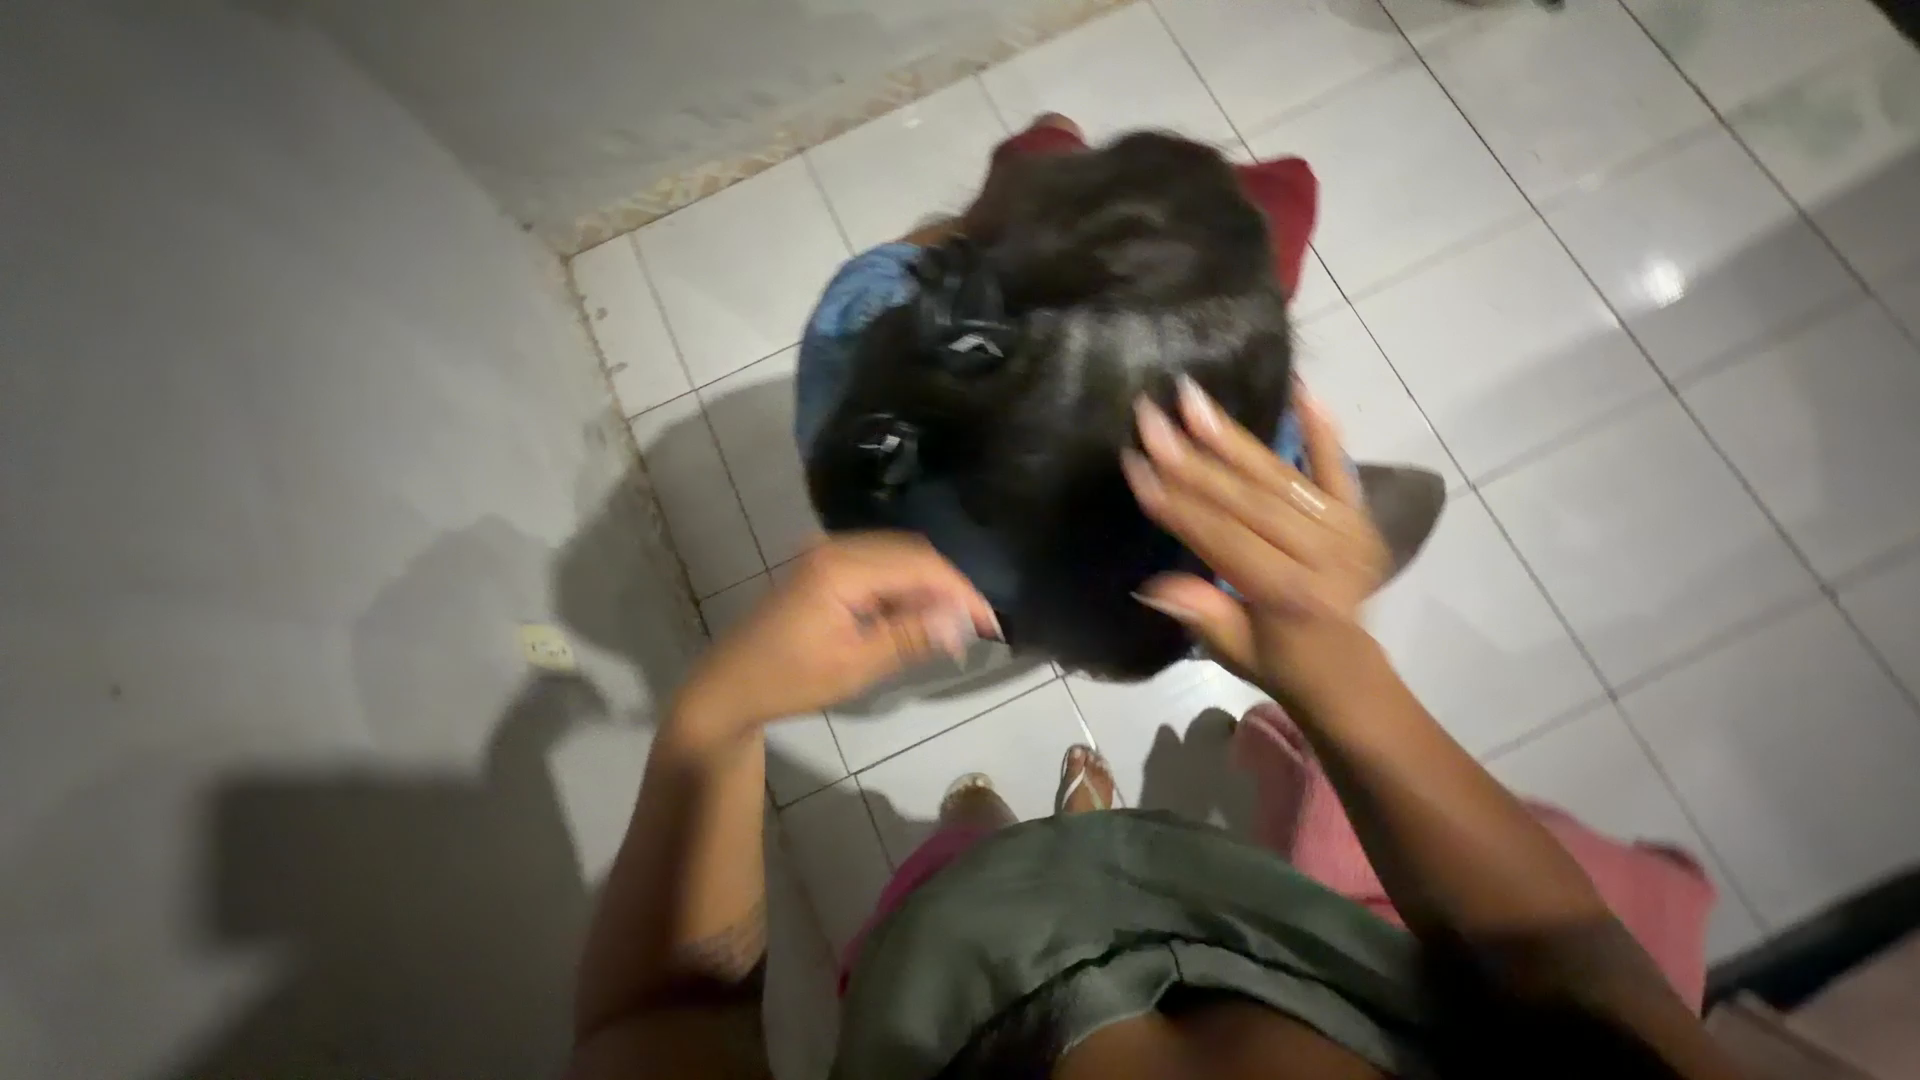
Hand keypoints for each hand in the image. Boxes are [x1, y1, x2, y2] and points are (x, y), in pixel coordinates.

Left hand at [674, 532, 999, 729]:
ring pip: (898, 555)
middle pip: (911, 553)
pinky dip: (904, 585)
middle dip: (949, 587)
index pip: (919, 565)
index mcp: (841, 568)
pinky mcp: (824, 565)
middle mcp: (836, 548)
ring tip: (954, 623)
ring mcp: (827, 553)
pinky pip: (879, 564)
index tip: (991, 622)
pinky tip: (918, 613)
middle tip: (978, 625)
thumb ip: (910, 636)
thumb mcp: (855, 665)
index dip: (960, 591)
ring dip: (929, 585)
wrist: (729, 685)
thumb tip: (962, 622)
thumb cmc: (789, 680)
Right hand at [1120, 375, 1389, 696]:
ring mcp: (1346, 530)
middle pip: (1247, 499)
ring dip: (1232, 436)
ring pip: (1278, 477)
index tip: (1137, 465)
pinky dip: (1322, 429)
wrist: (1350, 674)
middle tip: (1151, 419)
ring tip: (1192, 400)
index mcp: (1290, 594)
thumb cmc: (1282, 665)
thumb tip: (1152, 584)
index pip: (1222, 538)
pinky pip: (1338, 468)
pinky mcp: (1359, 516)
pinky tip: (1301, 391)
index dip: (1178, 503)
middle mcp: (1323, 554)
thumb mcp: (1235, 653)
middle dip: (1192, 459)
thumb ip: (1204, 614)